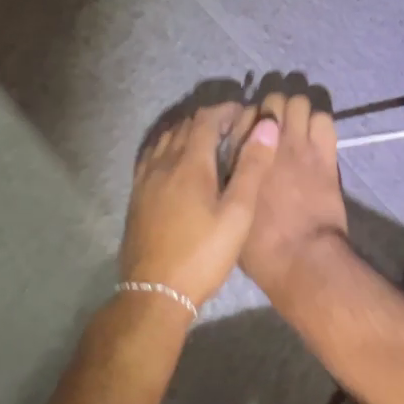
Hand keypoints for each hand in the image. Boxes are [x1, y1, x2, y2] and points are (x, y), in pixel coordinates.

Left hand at [120, 102, 277, 305]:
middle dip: (209, 119)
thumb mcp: (237, 213)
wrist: (155, 293)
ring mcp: (145, 180)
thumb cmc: (203, 254)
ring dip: (187, 131)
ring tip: (208, 142)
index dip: (225, 110)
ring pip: (165, 139)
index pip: (205, 119)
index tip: (244, 113)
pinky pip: (151, 155)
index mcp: (190, 164)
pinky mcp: (136, 196)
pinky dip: (168, 147)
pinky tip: (177, 162)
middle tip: (232, 128)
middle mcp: (163, 164)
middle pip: (184, 125)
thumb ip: (252, 166)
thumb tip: (267, 125)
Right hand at [240, 94, 348, 304]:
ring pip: (301, 102)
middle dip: (275, 107)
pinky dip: (320, 123)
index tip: (253, 131)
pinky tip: (316, 138)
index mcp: (238, 158)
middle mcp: (267, 143)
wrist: (301, 257)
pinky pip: (325, 119)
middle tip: (278, 125)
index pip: (244, 114)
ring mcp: (299, 145)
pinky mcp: (325, 154)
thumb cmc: (260, 247)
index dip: (250, 120)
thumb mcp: (232, 213)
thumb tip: (238, 171)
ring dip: (300, 111)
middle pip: (273, 100)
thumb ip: (234, 183)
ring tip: (299, 127)